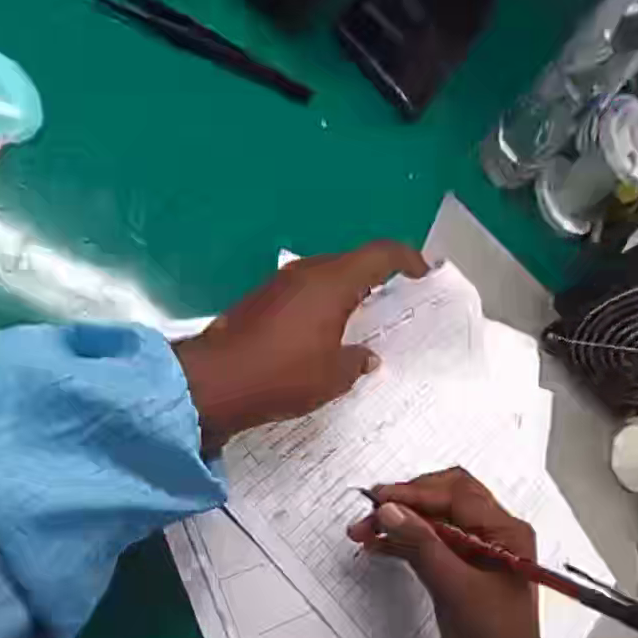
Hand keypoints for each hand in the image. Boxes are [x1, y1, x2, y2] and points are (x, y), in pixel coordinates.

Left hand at [175, 241, 429, 450]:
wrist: (215, 382)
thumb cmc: (282, 376)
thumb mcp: (331, 377)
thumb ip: (356, 363)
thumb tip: (367, 357)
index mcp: (332, 282)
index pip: (379, 254)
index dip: (406, 259)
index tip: (422, 273)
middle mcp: (305, 273)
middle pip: (349, 263)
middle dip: (373, 278)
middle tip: (389, 302)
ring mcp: (277, 284)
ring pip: (321, 279)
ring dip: (341, 294)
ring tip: (355, 321)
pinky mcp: (257, 301)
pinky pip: (299, 295)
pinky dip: (316, 307)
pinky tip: (318, 334)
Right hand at [347, 468, 566, 637]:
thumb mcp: (457, 588)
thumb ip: (423, 545)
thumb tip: (391, 511)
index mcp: (505, 531)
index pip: (456, 494)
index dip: (415, 493)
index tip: (380, 500)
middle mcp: (491, 533)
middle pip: (443, 498)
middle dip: (405, 502)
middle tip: (372, 512)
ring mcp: (472, 550)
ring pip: (431, 520)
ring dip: (399, 522)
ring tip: (364, 531)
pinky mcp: (455, 567)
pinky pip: (425, 543)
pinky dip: (401, 541)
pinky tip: (377, 546)